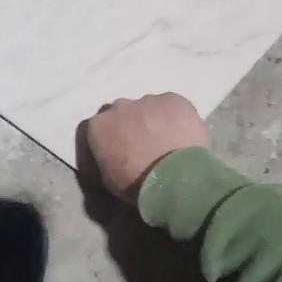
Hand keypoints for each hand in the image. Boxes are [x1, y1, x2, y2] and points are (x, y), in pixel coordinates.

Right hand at [84, 93, 209, 201]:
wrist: (174, 177)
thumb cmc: (136, 183)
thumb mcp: (108, 178)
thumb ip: (107, 158)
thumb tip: (114, 155)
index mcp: (98, 126)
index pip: (100, 128)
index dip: (111, 139)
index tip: (121, 151)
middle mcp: (119, 106)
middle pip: (123, 112)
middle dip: (131, 125)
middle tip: (145, 145)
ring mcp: (147, 100)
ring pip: (148, 107)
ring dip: (154, 120)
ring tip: (168, 141)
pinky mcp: (173, 98)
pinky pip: (172, 105)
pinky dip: (176, 117)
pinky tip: (183, 134)